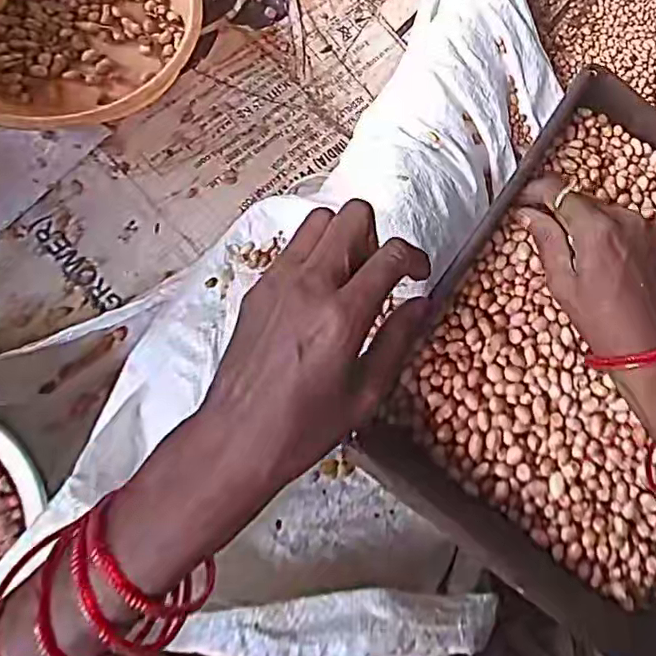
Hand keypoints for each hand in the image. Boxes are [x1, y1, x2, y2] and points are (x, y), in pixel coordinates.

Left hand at [197, 200, 433, 496]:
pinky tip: (317, 292)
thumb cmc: (301, 427)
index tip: (418, 272)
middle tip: (379, 273)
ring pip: (321, 219)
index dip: (415, 256)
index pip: (390, 253)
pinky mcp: (258, 286)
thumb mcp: (365, 393)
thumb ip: (398, 339)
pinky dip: (315, 253)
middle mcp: (309, 285)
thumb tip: (422, 304)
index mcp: (341, 315)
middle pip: (354, 215)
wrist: (234, 439)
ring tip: (348, 277)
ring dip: (344, 237)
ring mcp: (278, 280)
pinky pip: (294, 246)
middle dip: (378, 236)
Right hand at [512, 175, 655, 358]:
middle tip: (550, 235)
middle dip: (563, 212)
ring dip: (591, 224)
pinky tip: (610, 262)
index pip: (557, 190)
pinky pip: (629, 224)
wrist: (653, 351)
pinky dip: (615, 234)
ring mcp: (648, 228)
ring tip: (585, 258)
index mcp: (596, 229)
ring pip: (606, 212)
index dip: (536, 190)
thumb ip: (547, 240)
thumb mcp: (563, 283)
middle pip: (583, 200)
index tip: (524, 197)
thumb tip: (530, 213)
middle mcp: (625, 219)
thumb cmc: (604, 324)